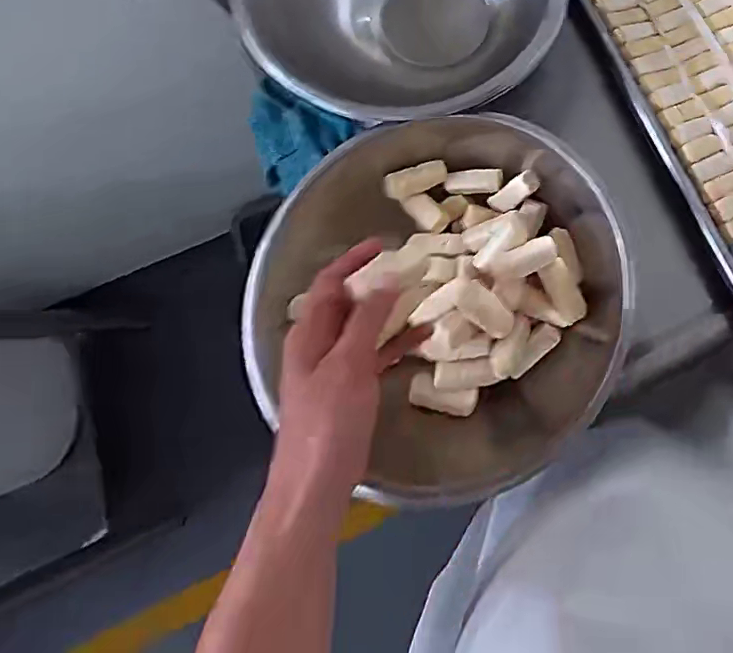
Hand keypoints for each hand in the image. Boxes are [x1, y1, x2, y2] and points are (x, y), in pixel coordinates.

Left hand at [268, 239, 423, 516]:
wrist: (314, 488)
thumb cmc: (327, 423)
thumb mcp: (348, 365)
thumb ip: (367, 320)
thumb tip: (387, 279)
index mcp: (309, 335)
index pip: (329, 284)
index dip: (353, 261)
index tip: (384, 244)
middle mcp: (319, 345)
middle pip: (348, 302)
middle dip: (377, 283)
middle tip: (412, 268)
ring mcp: (336, 368)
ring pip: (365, 326)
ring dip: (391, 310)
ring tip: (423, 295)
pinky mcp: (352, 388)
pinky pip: (376, 353)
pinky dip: (397, 341)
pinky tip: (423, 336)